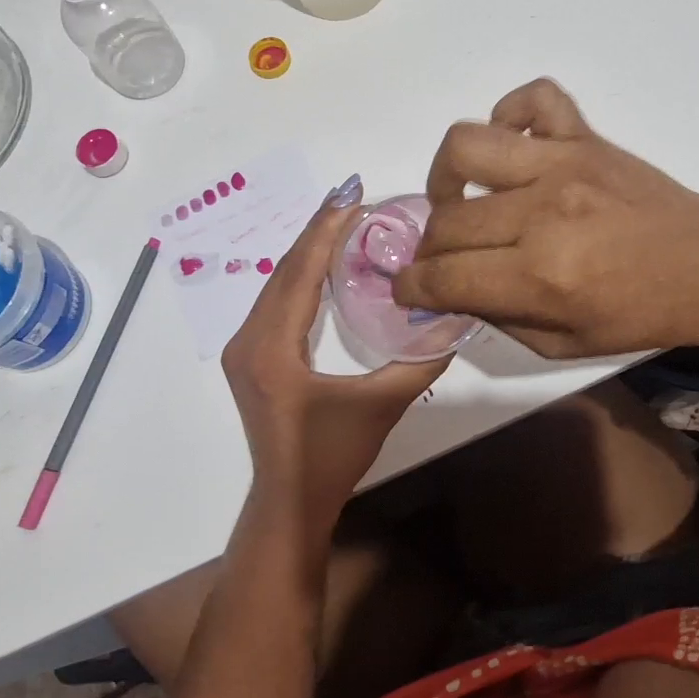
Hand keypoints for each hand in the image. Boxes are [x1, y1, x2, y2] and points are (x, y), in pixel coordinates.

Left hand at [222, 175, 451, 538]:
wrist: (290, 502)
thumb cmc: (333, 457)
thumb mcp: (382, 405)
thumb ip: (420, 361)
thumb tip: (455, 318)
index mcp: (272, 349)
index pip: (300, 272)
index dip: (327, 230)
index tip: (355, 195)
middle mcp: (248, 341)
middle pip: (284, 271)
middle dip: (318, 231)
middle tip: (356, 198)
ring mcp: (243, 349)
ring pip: (277, 285)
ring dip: (308, 252)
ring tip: (345, 221)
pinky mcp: (250, 358)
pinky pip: (275, 303)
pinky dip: (301, 277)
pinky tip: (325, 266)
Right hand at [393, 79, 698, 365]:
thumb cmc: (639, 316)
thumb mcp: (561, 345)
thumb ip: (496, 317)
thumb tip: (448, 287)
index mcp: (541, 276)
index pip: (442, 276)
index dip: (411, 288)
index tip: (408, 289)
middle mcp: (544, 213)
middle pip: (446, 221)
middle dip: (428, 249)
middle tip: (445, 260)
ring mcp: (565, 165)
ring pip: (466, 145)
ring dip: (446, 177)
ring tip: (461, 198)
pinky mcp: (586, 137)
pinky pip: (533, 99)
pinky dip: (510, 115)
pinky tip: (514, 150)